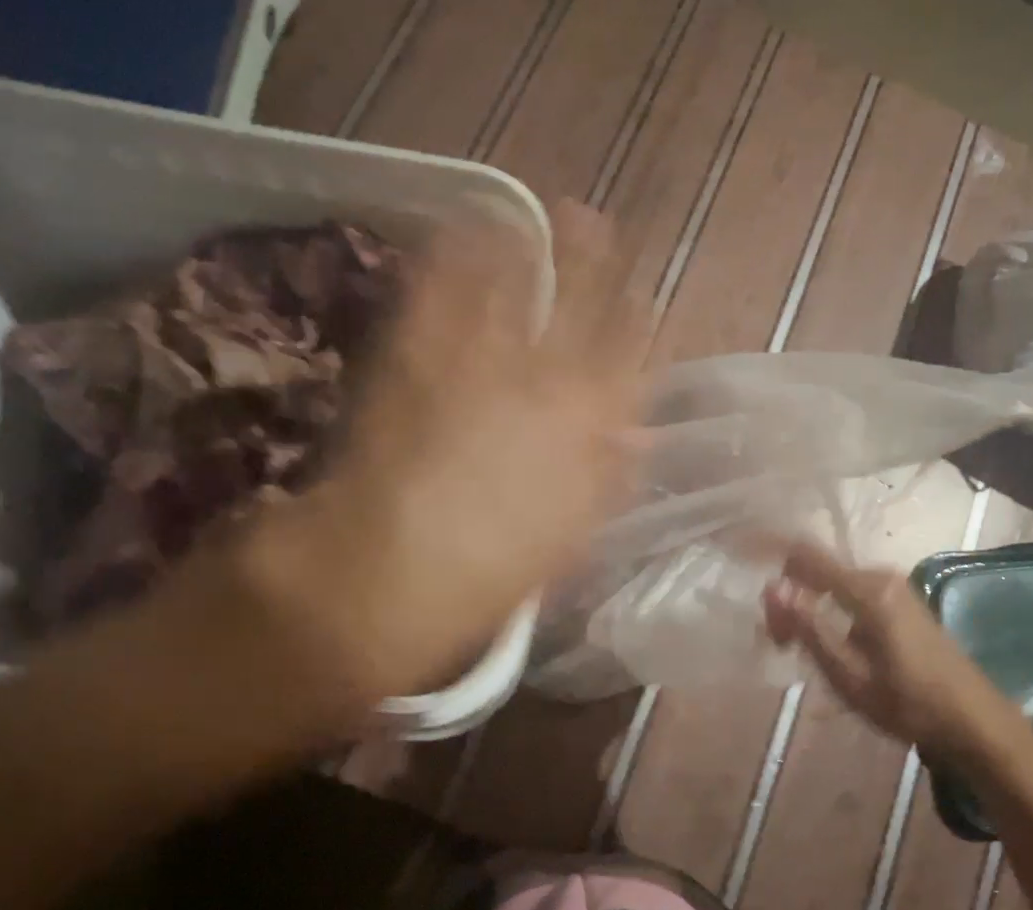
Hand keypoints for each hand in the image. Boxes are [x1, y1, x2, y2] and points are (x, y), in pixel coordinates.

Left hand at [233, 200, 650, 706]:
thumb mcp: (570, 535)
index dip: (639, 320)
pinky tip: (466, 229)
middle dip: (600, 263)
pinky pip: (447, 287)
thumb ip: (608, 477)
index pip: (633, 356)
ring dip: (540, 248)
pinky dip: (460, 254)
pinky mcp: (418, 348)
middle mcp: (550, 377)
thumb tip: (634, 436)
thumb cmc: (492, 571)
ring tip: (547, 215)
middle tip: (600, 225)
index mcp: (594, 427)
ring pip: (522, 285)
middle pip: (587, 305)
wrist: (389, 567)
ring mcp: (483, 355)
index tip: (643, 300)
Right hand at [764, 540, 1006, 759]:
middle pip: (815, 568)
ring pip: (830, 582)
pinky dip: (826, 610)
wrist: (973, 721)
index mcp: (867, 590)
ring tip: (793, 649)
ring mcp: (893, 588)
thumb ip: (809, 628)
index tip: (732, 548)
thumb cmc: (909, 704)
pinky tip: (824, 645)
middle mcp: (879, 577)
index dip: (765, 547)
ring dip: (804, 605)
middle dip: (785, 594)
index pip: (804, 554)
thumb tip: (771, 587)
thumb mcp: (849, 675)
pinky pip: (849, 593)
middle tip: (775, 642)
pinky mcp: (899, 603)